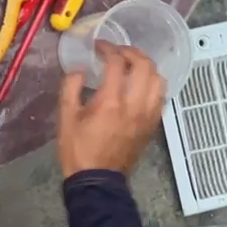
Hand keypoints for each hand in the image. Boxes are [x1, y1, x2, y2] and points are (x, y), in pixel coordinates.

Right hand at [57, 43, 166, 176]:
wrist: (98, 180)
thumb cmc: (78, 149)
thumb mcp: (66, 117)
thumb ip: (71, 87)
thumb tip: (80, 69)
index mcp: (111, 101)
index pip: (117, 63)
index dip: (108, 48)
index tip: (99, 46)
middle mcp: (134, 105)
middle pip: (145, 66)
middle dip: (131, 52)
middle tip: (117, 52)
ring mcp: (147, 115)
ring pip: (158, 79)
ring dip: (146, 67)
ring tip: (131, 66)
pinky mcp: (152, 124)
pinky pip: (160, 96)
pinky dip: (152, 84)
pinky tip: (140, 85)